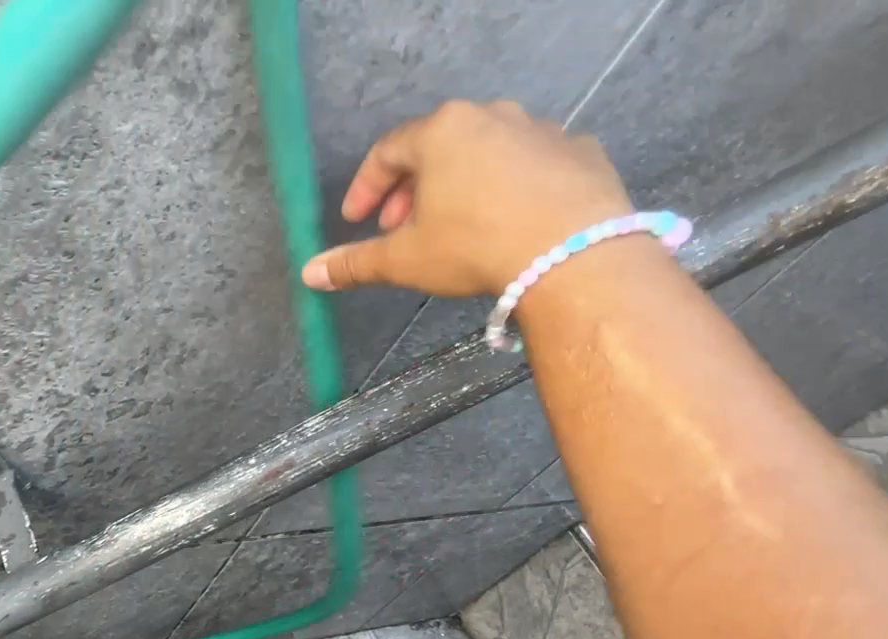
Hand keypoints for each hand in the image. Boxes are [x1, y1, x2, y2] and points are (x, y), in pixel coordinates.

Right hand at [301, 100, 635, 296]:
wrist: (574, 253)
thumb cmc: (472, 245)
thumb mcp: (402, 259)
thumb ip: (354, 263)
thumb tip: (309, 273)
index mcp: (442, 132)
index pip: (387, 151)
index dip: (365, 188)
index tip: (356, 220)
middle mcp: (492, 116)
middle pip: (436, 147)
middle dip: (409, 190)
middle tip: (398, 228)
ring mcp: (541, 130)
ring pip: (483, 152)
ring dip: (457, 185)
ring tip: (450, 226)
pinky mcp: (578, 150)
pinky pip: (528, 164)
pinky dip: (505, 187)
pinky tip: (502, 222)